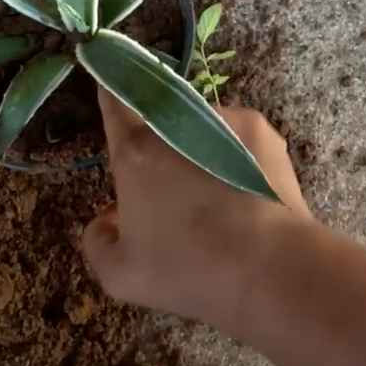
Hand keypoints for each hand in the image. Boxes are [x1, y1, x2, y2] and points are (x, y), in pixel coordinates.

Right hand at [81, 86, 311, 327]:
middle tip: (171, 188)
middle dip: (159, 144)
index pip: (115, 104)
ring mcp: (221, 119)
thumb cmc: (187, 268)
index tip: (112, 91)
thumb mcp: (122, 274)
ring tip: (215, 197)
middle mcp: (175, 122)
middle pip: (158, 119)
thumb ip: (99, 241)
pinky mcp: (257, 127)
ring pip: (198, 129)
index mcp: (136, 150)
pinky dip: (233, 156)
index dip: (111, 96)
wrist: (266, 263)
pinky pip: (234, 136)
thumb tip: (107, 219)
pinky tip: (243, 192)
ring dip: (198, 151)